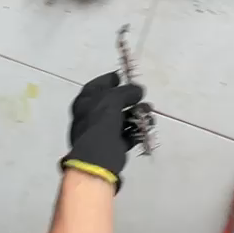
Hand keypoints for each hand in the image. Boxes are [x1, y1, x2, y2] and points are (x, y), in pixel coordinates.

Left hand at [61, 73, 144, 189]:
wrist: (98, 155)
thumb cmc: (100, 121)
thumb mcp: (113, 99)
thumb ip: (127, 91)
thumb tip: (138, 90)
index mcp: (84, 102)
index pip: (96, 86)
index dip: (109, 80)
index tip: (121, 77)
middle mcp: (90, 116)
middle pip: (112, 103)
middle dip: (129, 99)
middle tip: (141, 97)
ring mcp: (101, 131)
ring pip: (121, 119)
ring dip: (136, 115)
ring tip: (149, 113)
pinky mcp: (112, 145)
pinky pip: (127, 134)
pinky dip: (137, 131)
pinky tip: (147, 127)